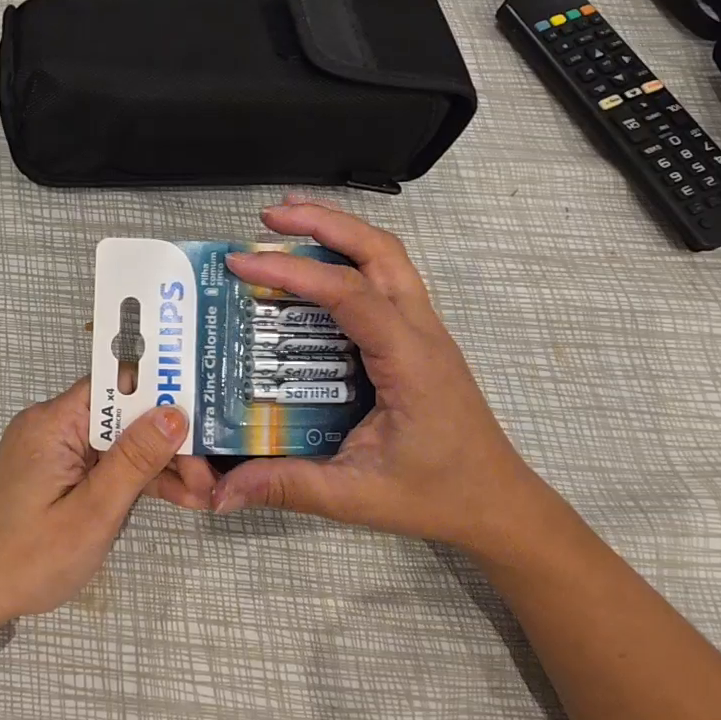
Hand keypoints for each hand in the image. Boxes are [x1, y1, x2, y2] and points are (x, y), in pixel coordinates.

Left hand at [0, 379, 187, 644]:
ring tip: (200, 496)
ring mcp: (51, 450)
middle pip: (120, 415)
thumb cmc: (28, 559)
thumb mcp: (92, 513)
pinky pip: (99, 464)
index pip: (116, 385)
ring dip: (155, 467)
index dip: (161, 396)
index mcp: (53, 423)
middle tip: (207, 481)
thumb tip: (174, 413)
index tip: (202, 421)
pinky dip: (130, 481)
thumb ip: (134, 461)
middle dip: (167, 443)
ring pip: (115, 442)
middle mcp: (50, 426)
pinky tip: (171, 498)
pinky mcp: (53, 473)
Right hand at [198, 202, 568, 556]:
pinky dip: (349, 258)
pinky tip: (314, 269)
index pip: (350, 295)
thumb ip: (289, 486)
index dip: (293, 272)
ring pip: (387, 258)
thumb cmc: (438, 494)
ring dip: (339, 231)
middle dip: (324, 222)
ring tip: (287, 222)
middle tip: (269, 216)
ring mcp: (423, 332)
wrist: (499, 503)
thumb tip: (221, 491)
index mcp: (410, 362)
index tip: (240, 262)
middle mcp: (421, 333)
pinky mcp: (417, 340)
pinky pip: (385, 281)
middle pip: (379, 251)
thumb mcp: (357, 497)